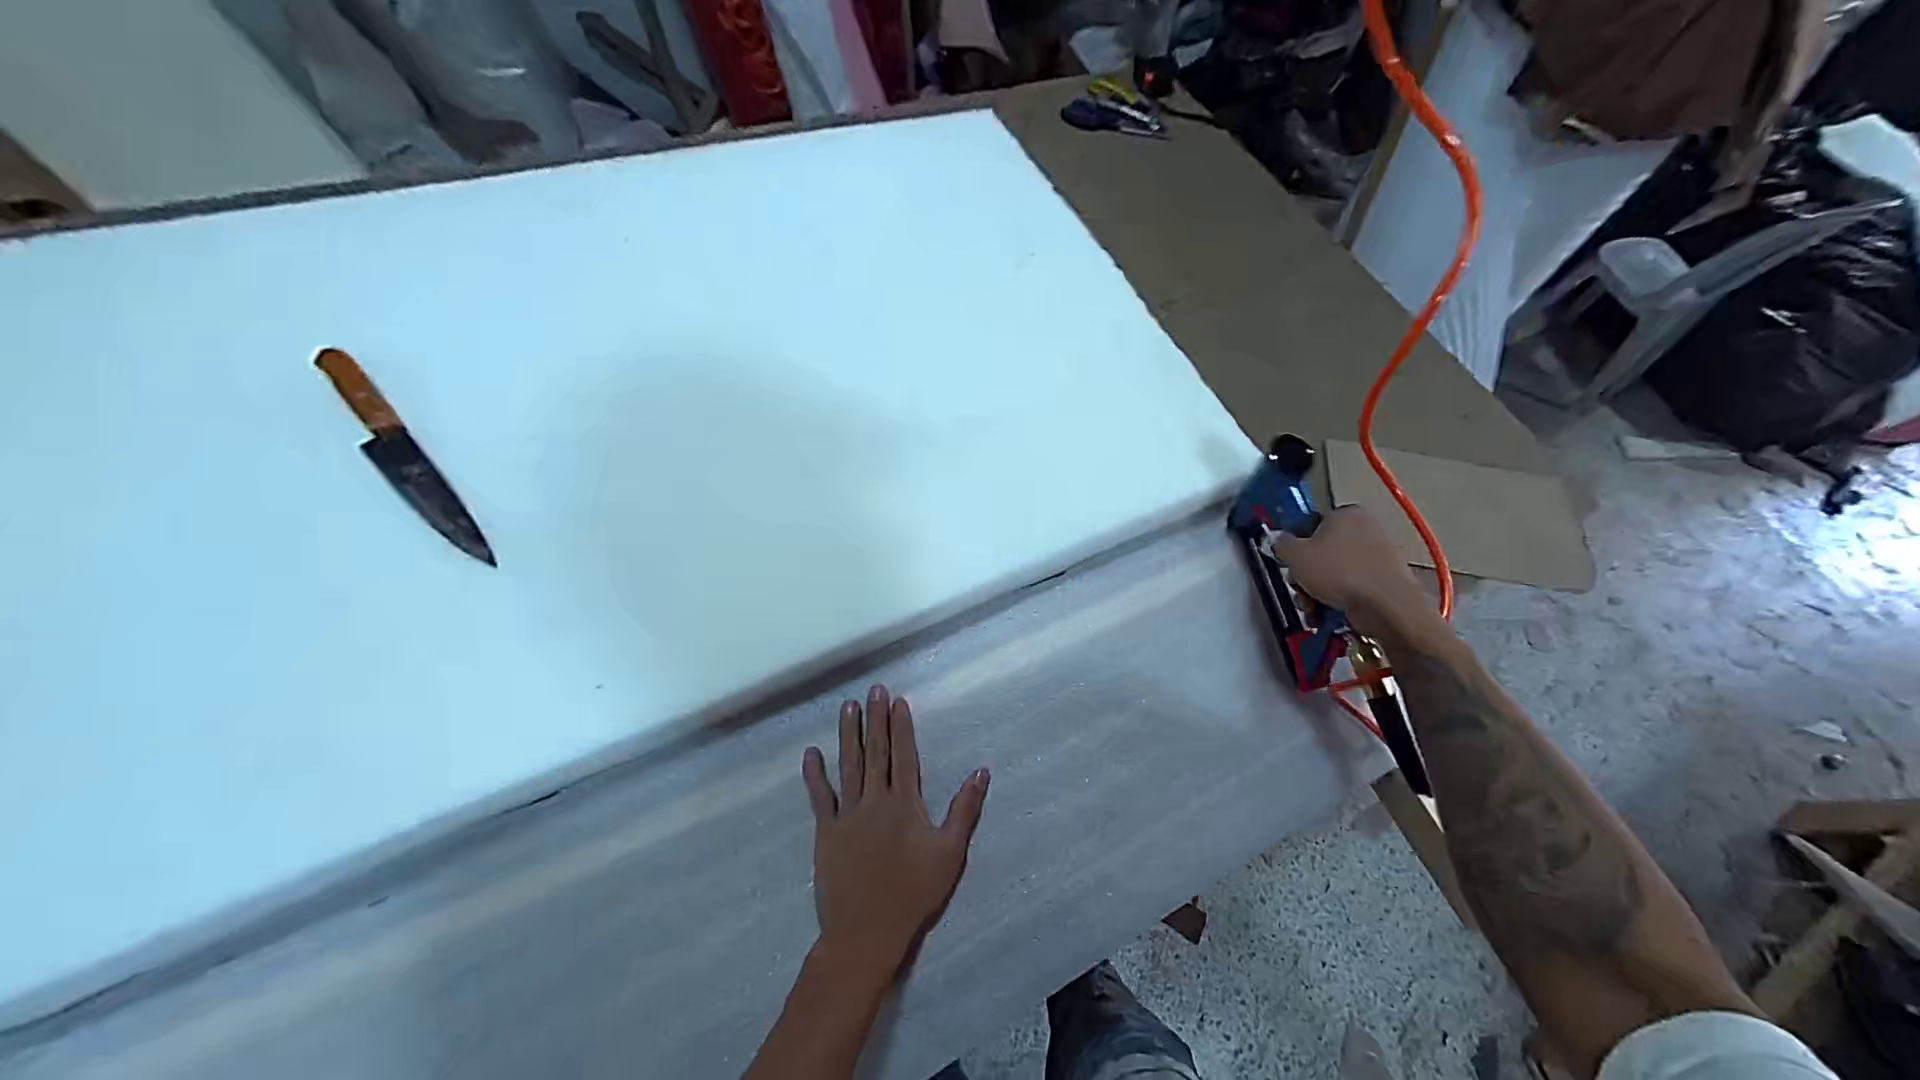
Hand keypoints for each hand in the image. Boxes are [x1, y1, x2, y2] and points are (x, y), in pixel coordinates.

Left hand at [801, 684, 989, 984]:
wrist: (867, 930)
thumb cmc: (914, 893)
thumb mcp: (950, 853)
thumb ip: (965, 810)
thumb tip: (981, 771)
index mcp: (905, 803)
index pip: (904, 755)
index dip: (901, 726)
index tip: (897, 700)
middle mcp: (875, 800)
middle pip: (876, 752)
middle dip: (876, 719)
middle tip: (873, 690)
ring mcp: (848, 814)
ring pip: (849, 765)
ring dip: (848, 734)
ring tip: (847, 706)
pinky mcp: (826, 832)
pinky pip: (820, 797)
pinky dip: (815, 774)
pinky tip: (811, 753)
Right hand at [1268, 505, 1440, 641]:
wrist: (1385, 606)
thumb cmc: (1337, 572)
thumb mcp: (1295, 555)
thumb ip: (1280, 544)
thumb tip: (1278, 541)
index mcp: (1347, 513)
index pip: (1311, 524)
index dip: (1296, 545)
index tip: (1290, 563)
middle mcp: (1367, 528)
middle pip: (1322, 551)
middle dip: (1306, 575)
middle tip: (1300, 588)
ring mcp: (1380, 555)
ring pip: (1335, 572)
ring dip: (1317, 591)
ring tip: (1313, 607)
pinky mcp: (1387, 580)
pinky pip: (1353, 586)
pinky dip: (1338, 599)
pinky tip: (1329, 613)